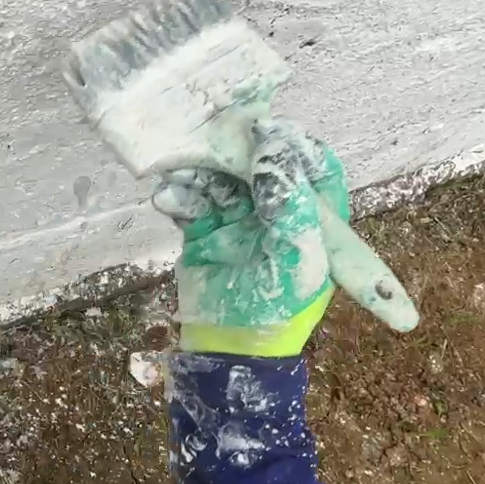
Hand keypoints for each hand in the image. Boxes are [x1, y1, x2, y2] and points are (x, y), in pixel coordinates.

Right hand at [152, 120, 350, 356]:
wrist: (229, 351)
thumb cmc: (279, 310)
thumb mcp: (299, 256)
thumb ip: (292, 202)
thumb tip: (272, 147)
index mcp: (315, 216)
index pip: (310, 164)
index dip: (290, 145)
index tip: (264, 132)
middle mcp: (277, 210)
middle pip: (259, 162)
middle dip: (234, 152)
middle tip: (211, 142)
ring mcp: (237, 218)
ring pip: (219, 177)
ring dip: (198, 172)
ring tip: (181, 177)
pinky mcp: (203, 228)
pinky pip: (190, 200)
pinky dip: (179, 196)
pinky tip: (169, 198)